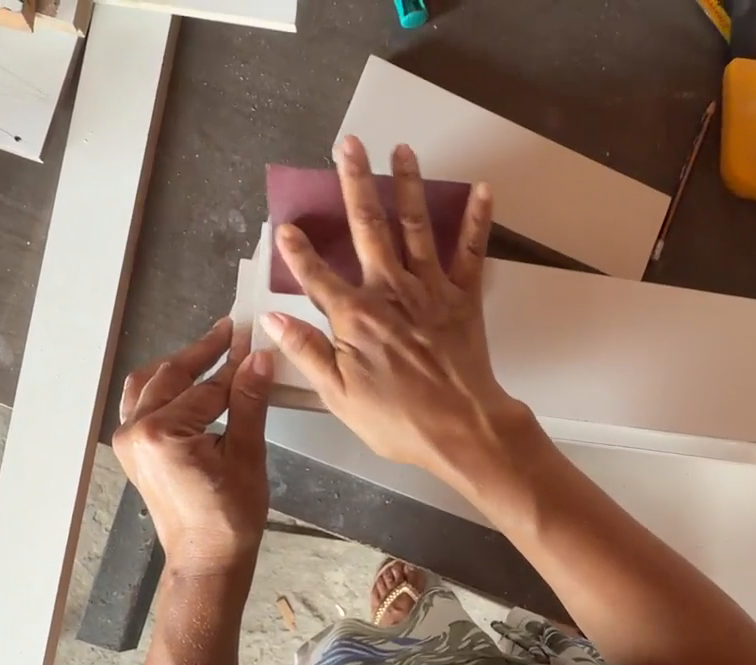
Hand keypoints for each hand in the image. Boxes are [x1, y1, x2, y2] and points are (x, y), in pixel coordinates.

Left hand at [113, 318, 272, 574]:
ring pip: (151, 386)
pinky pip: (143, 405)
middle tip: (231, 330)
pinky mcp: (133, 450)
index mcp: (162, 432)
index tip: (252, 335)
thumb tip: (259, 358)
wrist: (207, 560)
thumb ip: (248, 402)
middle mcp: (135, 430)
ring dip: (180, 366)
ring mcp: (128, 440)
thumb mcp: (247, 456)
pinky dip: (165, 388)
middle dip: (204, 353)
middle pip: (172, 377)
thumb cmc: (231, 516)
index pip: (207, 386)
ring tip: (211, 350)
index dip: (234, 362)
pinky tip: (187, 382)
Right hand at [259, 136, 535, 482]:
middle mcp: (391, 293)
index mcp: (355, 318)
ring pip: (416, 227)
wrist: (461, 429)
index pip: (317, 276)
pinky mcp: (463, 300)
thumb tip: (271, 322)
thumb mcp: (339, 395)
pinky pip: (471, 254)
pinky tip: (483, 191)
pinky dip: (477, 222)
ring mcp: (430, 291)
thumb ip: (307, 352)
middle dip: (354, 184)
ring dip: (408, 186)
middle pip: (368, 229)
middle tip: (348, 145)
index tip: (285, 227)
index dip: (298, 252)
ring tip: (401, 150)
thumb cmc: (398, 420)